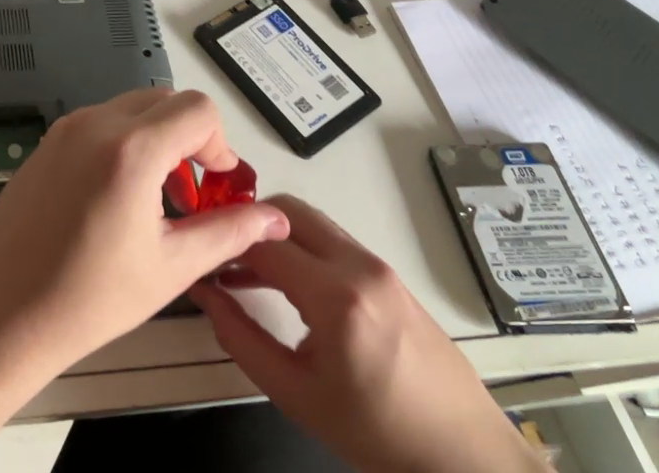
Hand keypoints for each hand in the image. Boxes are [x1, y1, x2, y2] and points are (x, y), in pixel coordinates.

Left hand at [0, 88, 290, 372]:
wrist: (3, 310)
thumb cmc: (86, 297)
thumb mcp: (171, 266)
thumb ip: (228, 232)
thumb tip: (271, 219)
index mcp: (130, 150)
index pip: (198, 109)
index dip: (220, 144)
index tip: (218, 184)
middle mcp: (94, 126)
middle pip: (165, 100)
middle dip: (191, 137)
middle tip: (194, 191)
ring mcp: (64, 132)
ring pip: (130, 109)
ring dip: (157, 139)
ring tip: (157, 198)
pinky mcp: (46, 145)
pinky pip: (98, 125)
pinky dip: (123, 144)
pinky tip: (119, 198)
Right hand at [188, 196, 544, 472]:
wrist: (463, 454)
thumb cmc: (374, 431)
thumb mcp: (293, 392)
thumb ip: (239, 337)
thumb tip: (203, 294)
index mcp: (336, 297)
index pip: (262, 242)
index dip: (221, 245)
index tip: (196, 258)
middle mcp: (360, 267)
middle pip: (289, 210)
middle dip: (247, 224)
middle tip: (219, 255)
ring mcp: (380, 267)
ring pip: (312, 222)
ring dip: (275, 235)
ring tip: (244, 273)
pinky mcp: (390, 276)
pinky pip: (333, 243)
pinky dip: (301, 249)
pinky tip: (285, 286)